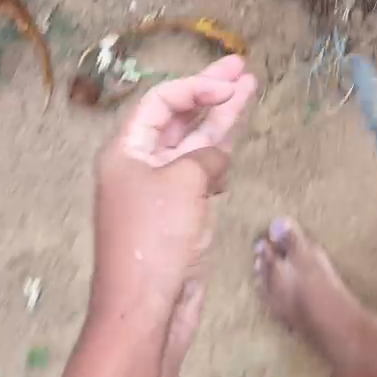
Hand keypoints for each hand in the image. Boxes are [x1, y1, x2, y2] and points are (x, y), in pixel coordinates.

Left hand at [92, 55, 258, 324]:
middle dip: (211, 92)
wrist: (147, 309)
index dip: (196, 86)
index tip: (229, 83)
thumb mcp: (184, 181)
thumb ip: (206, 154)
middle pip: (180, 116)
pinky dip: (219, 156)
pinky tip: (233, 141)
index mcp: (127, 150)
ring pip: (195, 142)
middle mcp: (142, 163)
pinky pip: (202, 171)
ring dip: (222, 117)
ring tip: (249, 88)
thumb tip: (217, 158)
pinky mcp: (180, 212)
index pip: (162, 100)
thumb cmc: (156, 237)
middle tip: (241, 68)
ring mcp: (162, 188)